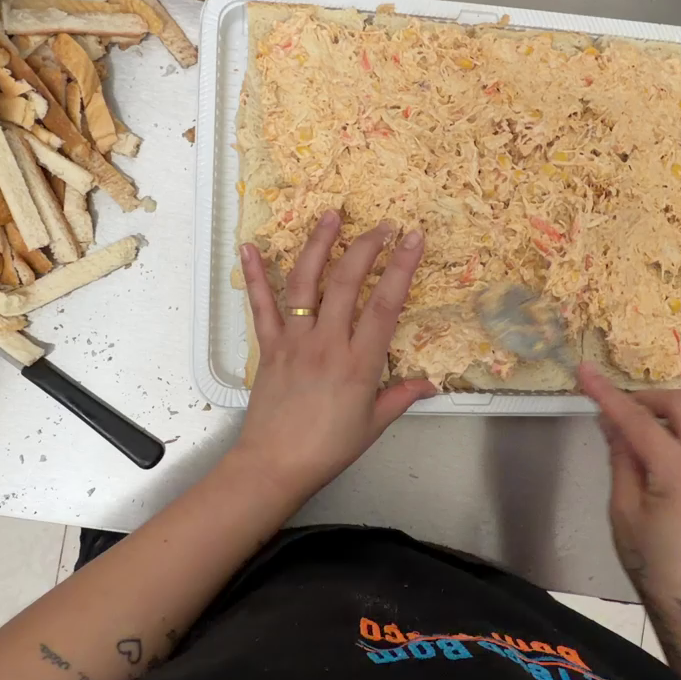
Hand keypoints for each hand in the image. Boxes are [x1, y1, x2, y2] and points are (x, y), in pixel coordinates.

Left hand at [233, 211, 436, 498]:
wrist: (274, 464)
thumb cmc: (328, 449)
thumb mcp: (373, 425)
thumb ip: (401, 397)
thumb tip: (430, 384)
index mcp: (359, 363)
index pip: (385, 305)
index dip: (402, 267)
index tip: (413, 237)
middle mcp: (326, 342)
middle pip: (348, 282)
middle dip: (367, 246)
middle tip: (383, 224)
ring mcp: (294, 340)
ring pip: (306, 282)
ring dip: (319, 245)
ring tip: (331, 215)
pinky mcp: (269, 346)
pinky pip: (262, 305)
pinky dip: (256, 275)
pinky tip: (250, 247)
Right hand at [578, 364, 680, 604]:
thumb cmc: (653, 563)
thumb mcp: (624, 511)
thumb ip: (622, 459)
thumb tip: (612, 420)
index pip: (638, 419)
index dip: (608, 393)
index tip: (586, 370)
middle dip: (650, 398)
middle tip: (625, 410)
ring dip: (678, 419)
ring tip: (654, 440)